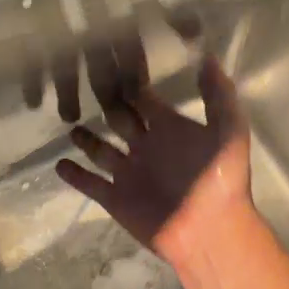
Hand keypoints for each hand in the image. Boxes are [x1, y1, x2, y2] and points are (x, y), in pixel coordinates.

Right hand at [54, 55, 253, 281]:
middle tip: (80, 84)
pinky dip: (74, 175)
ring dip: (86, 138)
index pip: (145, 97)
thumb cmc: (221, 182)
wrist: (209, 233)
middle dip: (104, 103)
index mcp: (170, 128)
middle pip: (119, 118)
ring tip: (69, 123)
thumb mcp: (229, 132)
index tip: (109, 59)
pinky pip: (90, 183)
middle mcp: (146, 146)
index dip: (129, 81)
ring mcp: (128, 173)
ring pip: (100, 149)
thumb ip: (218, 96)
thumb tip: (208, 55)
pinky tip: (59, 165)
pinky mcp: (115, 198)